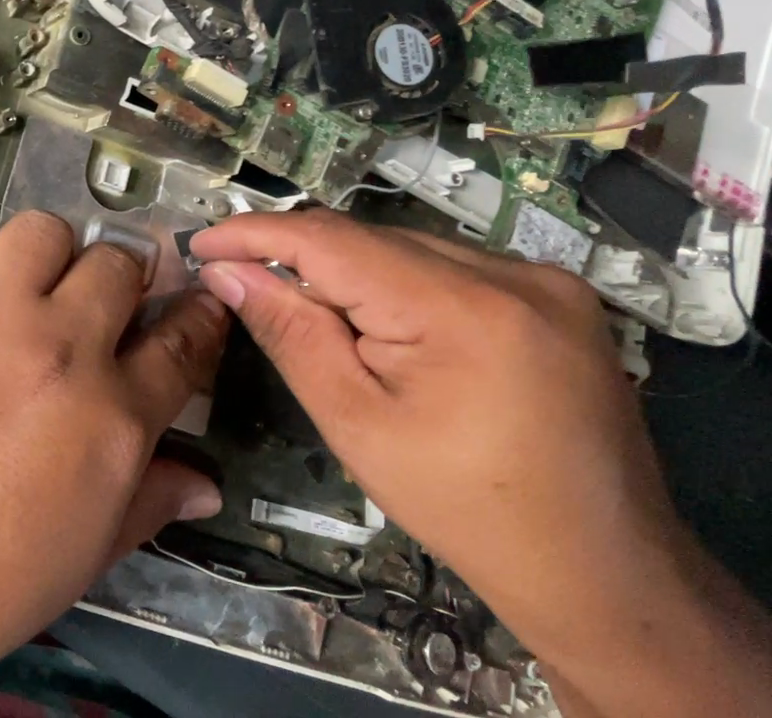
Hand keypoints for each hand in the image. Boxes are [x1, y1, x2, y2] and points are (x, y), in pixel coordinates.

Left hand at [0, 212, 228, 713]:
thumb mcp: (77, 559)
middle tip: (86, 306)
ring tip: (19, 289)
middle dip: (115, 280)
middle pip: (115, 265)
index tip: (190, 306)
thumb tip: (199, 483)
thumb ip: (144, 504)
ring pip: (41, 232)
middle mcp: (57, 349)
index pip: (183, 343)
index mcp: (113, 419)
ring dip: (43, 256)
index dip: (195, 318)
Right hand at [190, 211, 771, 716]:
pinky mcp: (559, 299)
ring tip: (311, 315)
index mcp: (460, 307)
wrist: (598, 564)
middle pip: (369, 238)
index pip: (330, 239)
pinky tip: (380, 325)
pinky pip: (449, 266)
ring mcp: (546, 282)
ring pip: (407, 248)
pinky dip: (395, 282)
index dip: (255, 233)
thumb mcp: (351, 418)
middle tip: (241, 287)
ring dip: (346, 271)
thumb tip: (224, 271)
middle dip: (298, 258)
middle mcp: (512, 273)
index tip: (199, 242)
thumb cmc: (457, 500)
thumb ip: (288, 330)